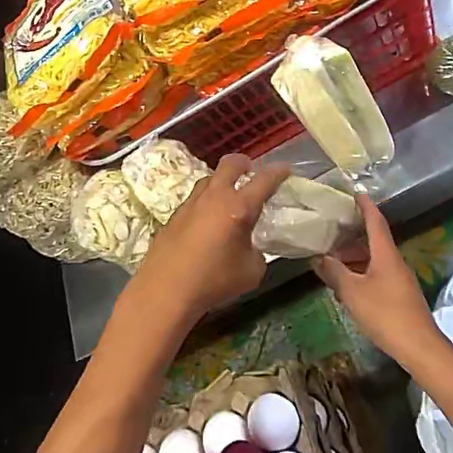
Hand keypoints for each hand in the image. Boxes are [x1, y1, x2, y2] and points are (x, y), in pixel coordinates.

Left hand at [120, 154, 290, 328]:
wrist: (166, 289)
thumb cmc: (214, 280)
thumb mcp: (251, 271)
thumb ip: (256, 252)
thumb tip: (249, 248)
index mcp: (239, 207)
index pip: (264, 180)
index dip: (278, 172)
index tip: (286, 169)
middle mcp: (214, 197)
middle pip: (230, 164)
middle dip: (244, 163)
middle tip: (252, 171)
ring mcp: (191, 204)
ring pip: (209, 179)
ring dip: (222, 181)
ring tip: (229, 196)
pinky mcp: (175, 215)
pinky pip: (196, 199)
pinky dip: (207, 202)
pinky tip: (208, 220)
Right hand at [315, 196, 446, 366]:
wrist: (419, 347)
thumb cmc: (385, 314)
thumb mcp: (352, 292)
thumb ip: (334, 272)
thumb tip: (319, 258)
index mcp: (386, 254)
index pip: (375, 222)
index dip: (365, 206)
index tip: (355, 193)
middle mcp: (395, 262)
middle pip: (373, 241)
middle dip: (352, 235)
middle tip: (330, 231)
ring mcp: (399, 280)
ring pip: (374, 260)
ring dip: (354, 257)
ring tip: (331, 260)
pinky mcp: (399, 296)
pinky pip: (377, 275)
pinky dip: (360, 273)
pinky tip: (346, 285)